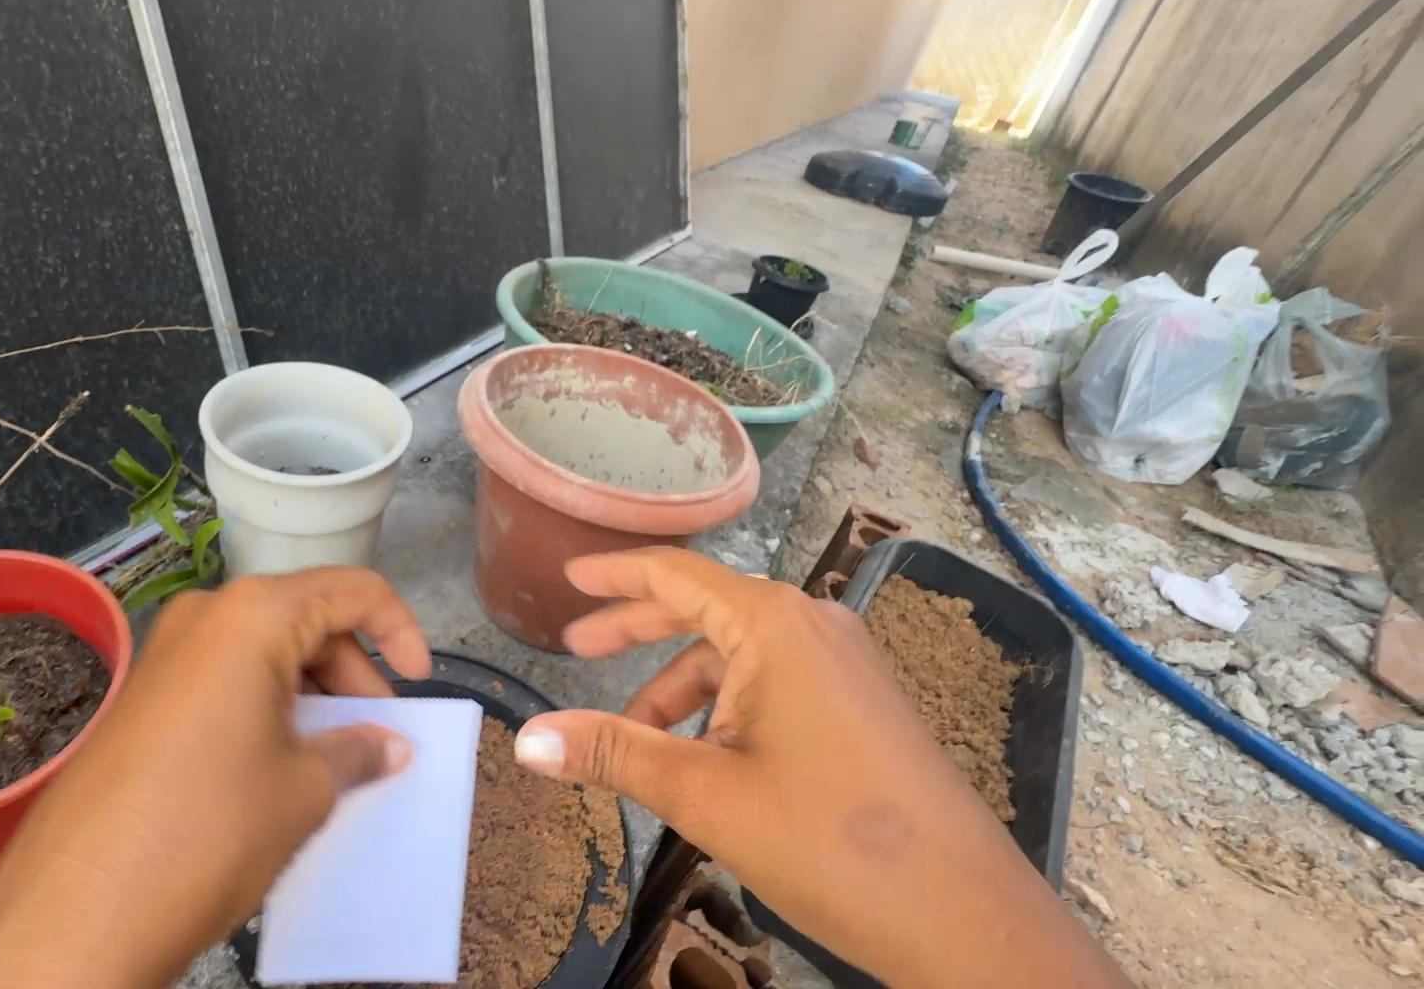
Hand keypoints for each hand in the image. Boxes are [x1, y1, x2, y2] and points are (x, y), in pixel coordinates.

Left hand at [0, 567, 431, 988]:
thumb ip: (357, 751)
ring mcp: (167, 654)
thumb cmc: (211, 829)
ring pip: (267, 651)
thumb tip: (390, 746)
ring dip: (313, 694)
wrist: (70, 917)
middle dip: (354, 673)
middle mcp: (208, 615)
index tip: (419, 684)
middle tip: (376, 737)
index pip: (354, 590)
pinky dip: (269, 707)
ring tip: (331, 759)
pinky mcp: (143, 697)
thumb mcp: (304, 790)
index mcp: (255, 614)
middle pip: (309, 619)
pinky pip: (227, 680)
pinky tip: (278, 766)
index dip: (401, 630)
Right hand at [510, 548, 1127, 988]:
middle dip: (635, 630)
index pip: (674, 573)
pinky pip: (772, 681)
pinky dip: (724, 706)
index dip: (615, 574)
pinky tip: (704, 755)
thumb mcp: (702, 792)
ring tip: (638, 737)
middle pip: (702, 608)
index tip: (571, 578)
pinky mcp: (860, 701)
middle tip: (577, 649)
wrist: (973, 924)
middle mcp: (810, 623)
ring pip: (737, 655)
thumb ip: (611, 752)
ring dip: (680, 688)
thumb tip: (524, 741)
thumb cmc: (829, 842)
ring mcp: (842, 662)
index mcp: (771, 623)